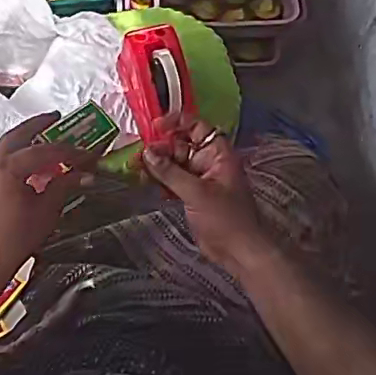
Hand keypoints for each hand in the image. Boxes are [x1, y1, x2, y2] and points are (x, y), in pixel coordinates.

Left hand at [0, 112, 97, 273]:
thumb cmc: (17, 236)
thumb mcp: (46, 210)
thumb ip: (64, 186)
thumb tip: (86, 174)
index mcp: (8, 166)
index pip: (44, 151)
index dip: (69, 152)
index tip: (86, 154)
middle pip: (17, 135)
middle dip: (38, 126)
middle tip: (55, 118)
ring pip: (4, 146)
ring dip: (23, 141)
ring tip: (41, 138)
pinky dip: (11, 155)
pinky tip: (23, 163)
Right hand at [142, 114, 271, 276]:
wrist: (238, 252)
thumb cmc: (226, 219)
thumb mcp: (197, 193)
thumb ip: (170, 172)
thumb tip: (147, 153)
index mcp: (218, 154)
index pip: (197, 127)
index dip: (177, 122)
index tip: (155, 127)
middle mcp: (208, 162)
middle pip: (180, 146)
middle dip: (160, 148)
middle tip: (140, 156)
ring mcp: (199, 179)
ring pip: (173, 164)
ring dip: (156, 165)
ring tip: (137, 168)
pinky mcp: (191, 195)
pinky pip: (172, 180)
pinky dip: (159, 180)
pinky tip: (145, 182)